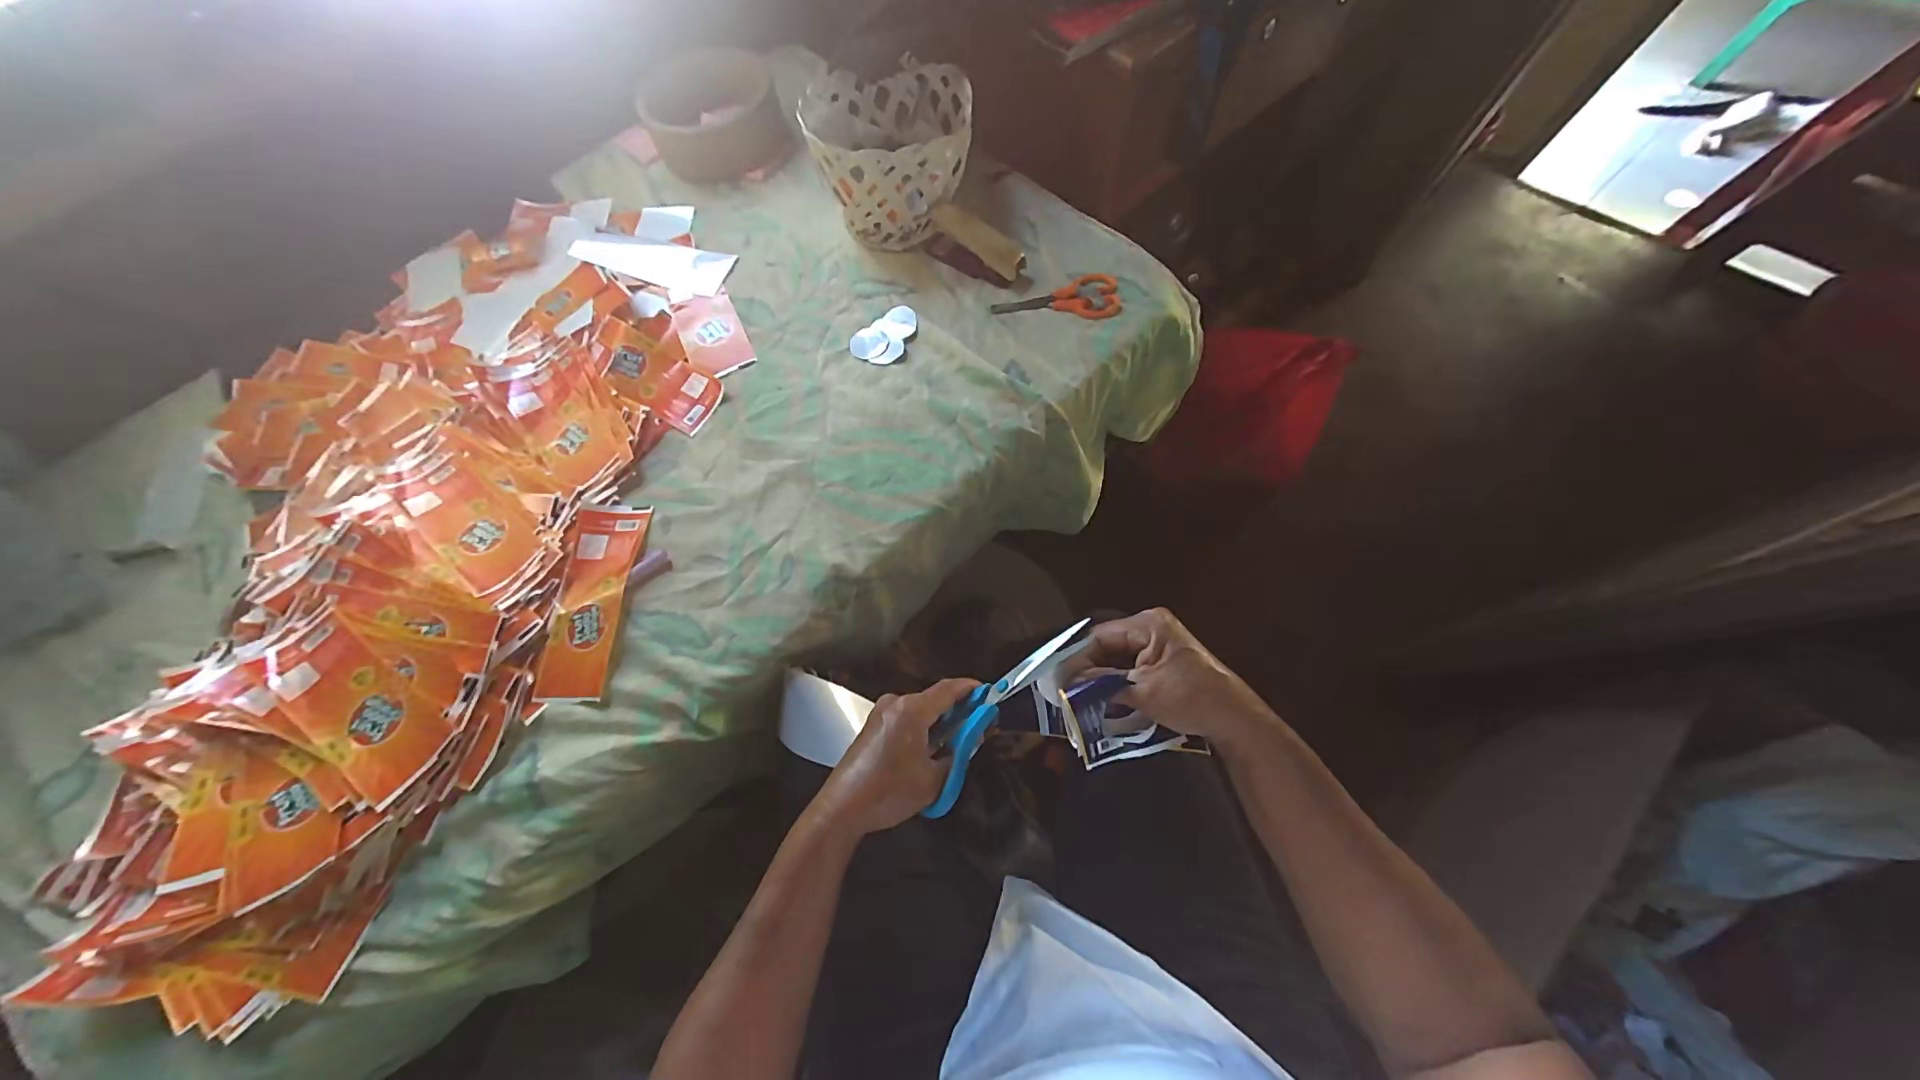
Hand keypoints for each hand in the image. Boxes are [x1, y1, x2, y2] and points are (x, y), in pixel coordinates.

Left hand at [813, 678, 979, 835]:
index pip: (950, 689)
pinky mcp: (874, 725)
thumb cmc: (889, 792)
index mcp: (912, 710)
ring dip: (941, 720)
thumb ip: (958, 755)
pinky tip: (933, 746)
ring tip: (959, 739)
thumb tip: (973, 740)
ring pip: (921, 709)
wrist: (842, 808)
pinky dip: (924, 726)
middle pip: (935, 697)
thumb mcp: (934, 779)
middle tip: (980, 723)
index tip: (990, 694)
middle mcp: (896, 703)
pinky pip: (907, 718)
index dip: (972, 689)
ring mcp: (882, 713)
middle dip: (959, 708)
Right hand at [1067, 608, 1283, 750]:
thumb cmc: (1191, 698)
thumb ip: (1100, 683)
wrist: (1236, 721)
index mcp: (1149, 624)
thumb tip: (1066, 684)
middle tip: (1065, 691)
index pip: (1100, 635)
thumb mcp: (1141, 690)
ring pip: (1118, 661)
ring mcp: (1160, 648)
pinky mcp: (1165, 667)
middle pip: (1108, 647)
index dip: (1078, 658)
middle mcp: (1153, 629)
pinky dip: (1117, 685)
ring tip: (1077, 698)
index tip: (1059, 680)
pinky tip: (1101, 702)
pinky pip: (1131, 671)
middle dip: (1088, 670)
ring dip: (1101, 680)